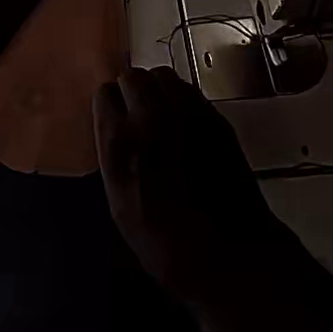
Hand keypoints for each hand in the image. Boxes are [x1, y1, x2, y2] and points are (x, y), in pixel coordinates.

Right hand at [94, 67, 287, 300]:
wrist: (228, 256)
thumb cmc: (166, 242)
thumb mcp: (119, 204)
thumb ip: (113, 158)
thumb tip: (113, 133)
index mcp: (121, 141)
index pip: (104, 95)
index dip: (108, 107)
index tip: (111, 118)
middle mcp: (152, 118)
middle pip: (132, 76)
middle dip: (129, 91)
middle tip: (133, 113)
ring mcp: (188, 114)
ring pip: (162, 76)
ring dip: (155, 88)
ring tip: (157, 112)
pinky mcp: (215, 119)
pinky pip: (189, 91)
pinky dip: (180, 98)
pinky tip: (182, 122)